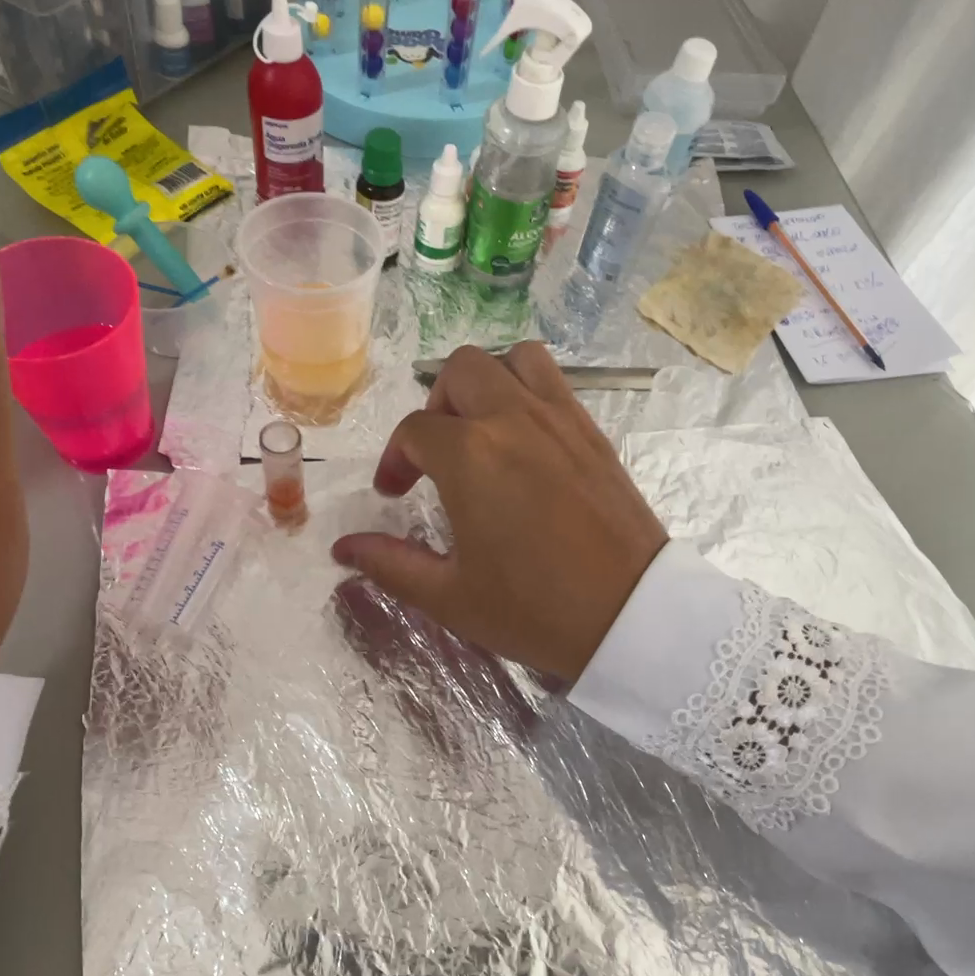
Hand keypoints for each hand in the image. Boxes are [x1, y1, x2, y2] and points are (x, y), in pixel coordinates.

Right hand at [331, 343, 667, 680]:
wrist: (630, 616)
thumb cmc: (534, 610)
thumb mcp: (450, 595)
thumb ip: (391, 563)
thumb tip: (344, 549)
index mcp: (469, 456)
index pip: (414, 431)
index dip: (394, 460)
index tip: (395, 494)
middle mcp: (511, 419)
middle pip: (460, 371)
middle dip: (436, 406)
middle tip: (437, 456)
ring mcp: (559, 417)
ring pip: (512, 359)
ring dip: (486, 384)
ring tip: (481, 431)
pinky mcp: (592, 430)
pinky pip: (554, 380)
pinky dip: (528, 389)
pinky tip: (524, 439)